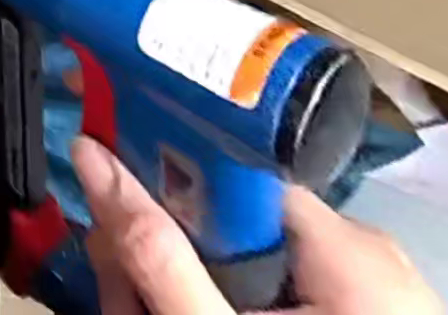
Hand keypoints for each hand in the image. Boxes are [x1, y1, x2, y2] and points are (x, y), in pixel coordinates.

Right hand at [69, 137, 441, 314]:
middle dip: (153, 250)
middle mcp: (361, 255)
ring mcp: (360, 291)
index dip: (151, 169)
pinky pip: (259, 284)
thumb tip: (86, 149)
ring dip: (173, 282)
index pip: (222, 162)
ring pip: (229, 250)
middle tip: (124, 299)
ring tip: (141, 313)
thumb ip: (152, 250)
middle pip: (217, 210)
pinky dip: (212, 303)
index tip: (102, 198)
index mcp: (350, 250)